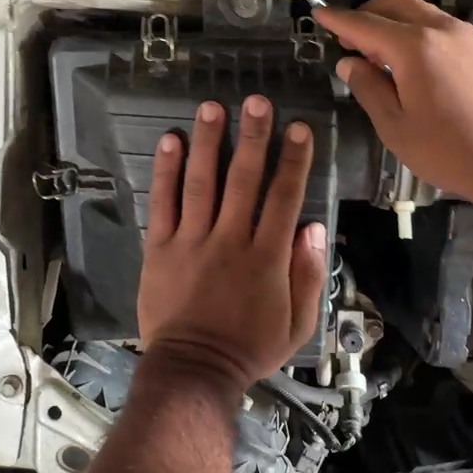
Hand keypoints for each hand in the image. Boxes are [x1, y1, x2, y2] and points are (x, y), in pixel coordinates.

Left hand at [137, 95, 329, 395]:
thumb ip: (308, 275)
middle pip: (244, 180)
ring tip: (212, 107)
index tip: (299, 128)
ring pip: (202, 183)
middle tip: (257, 101)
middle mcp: (230, 240)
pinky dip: (166, 171)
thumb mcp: (297, 324)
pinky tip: (170, 141)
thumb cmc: (249, 348)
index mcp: (266, 257)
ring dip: (209, 142)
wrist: (193, 371)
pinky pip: (163, 203)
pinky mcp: (159, 248)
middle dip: (253, 137)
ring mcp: (192, 241)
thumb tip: (313, 227)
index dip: (293, 160)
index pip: (284, 198)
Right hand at [315, 0, 472, 214]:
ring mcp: (469, 37)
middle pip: (395, 2)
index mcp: (415, 46)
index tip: (318, 14)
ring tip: (379, 57)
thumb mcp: (396, 128)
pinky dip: (417, 33)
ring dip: (393, 23)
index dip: (337, 19)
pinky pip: (441, 28)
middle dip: (366, 13)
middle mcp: (442, 29)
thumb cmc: (452, 152)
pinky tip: (413, 66)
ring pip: (421, 12)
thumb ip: (368, 89)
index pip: (365, 23)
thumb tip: (349, 63)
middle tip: (348, 40)